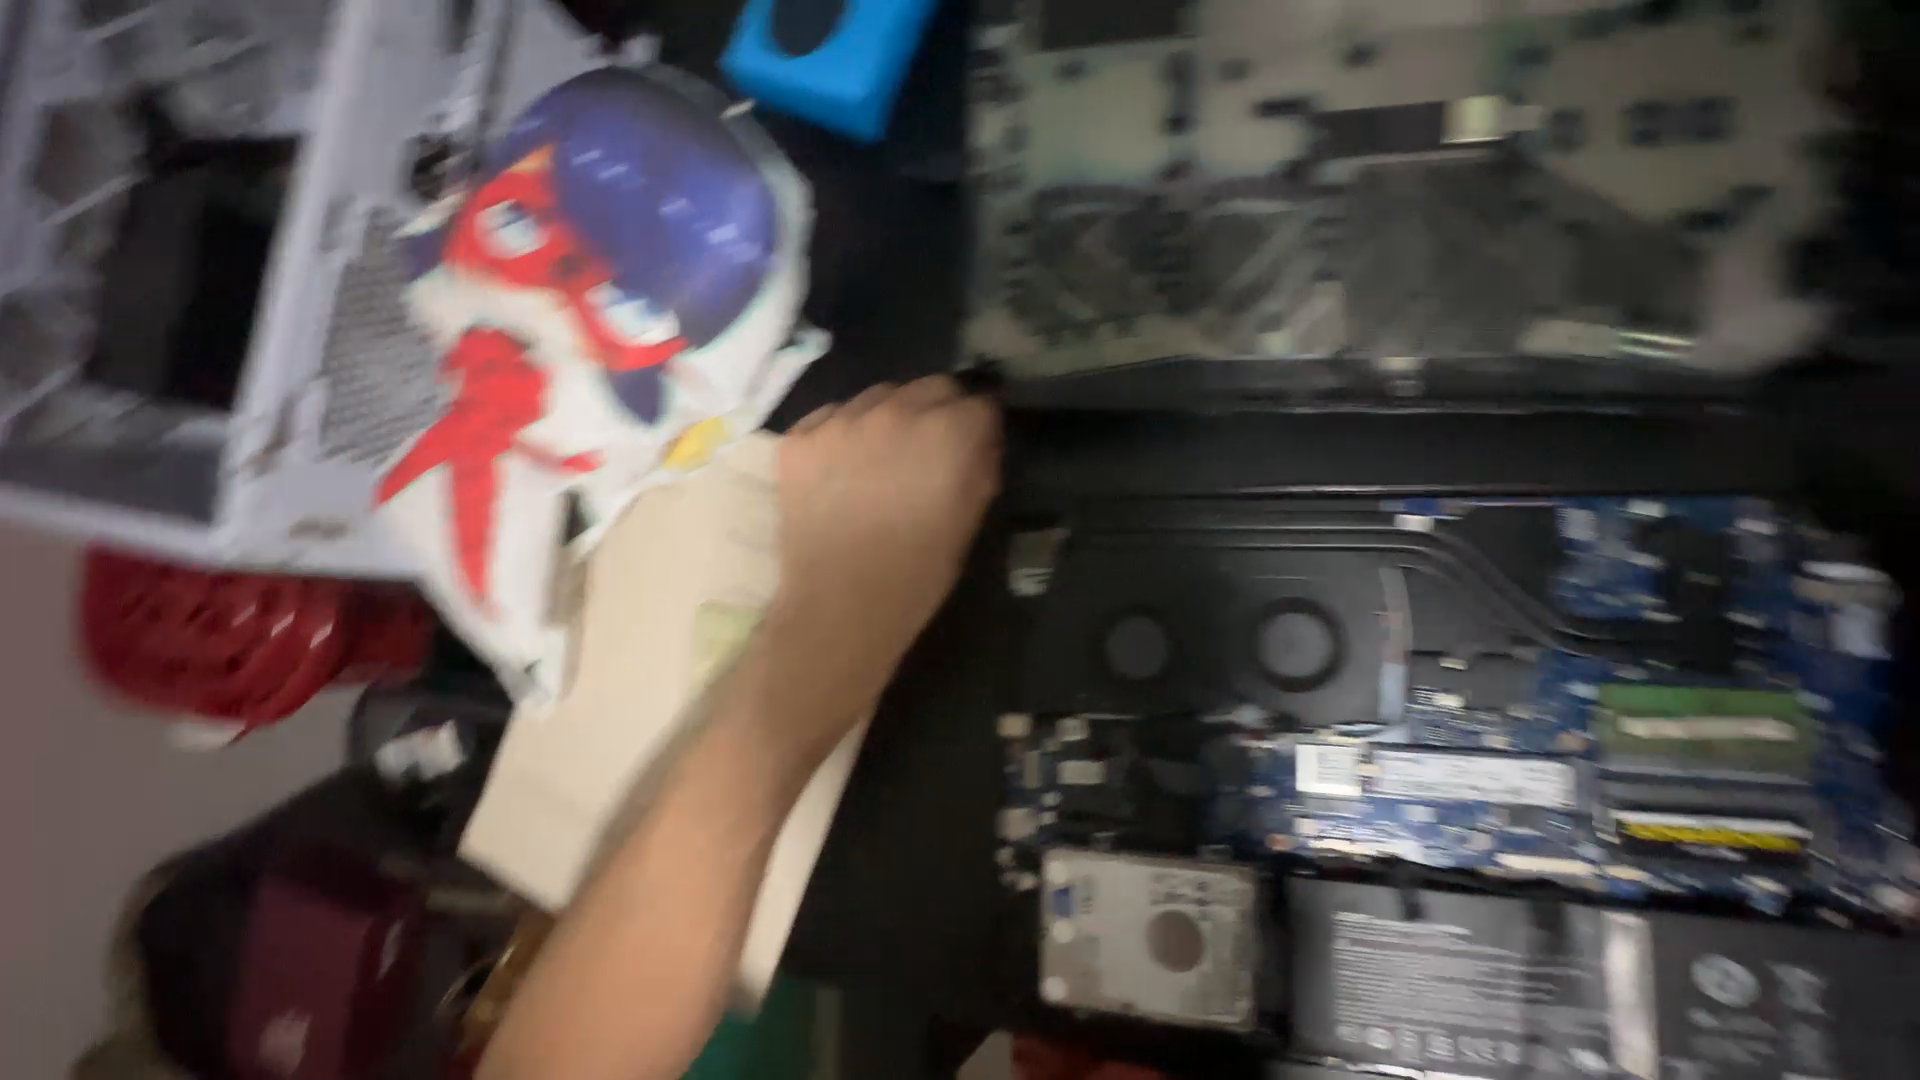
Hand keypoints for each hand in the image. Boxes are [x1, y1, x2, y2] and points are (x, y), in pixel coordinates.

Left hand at [763, 376, 1001, 749]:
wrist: (841, 604)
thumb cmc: (918, 572)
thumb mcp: (970, 518)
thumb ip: (980, 465)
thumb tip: (980, 438)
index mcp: (950, 432)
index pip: (980, 400)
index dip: (980, 423)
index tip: (974, 442)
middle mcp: (897, 410)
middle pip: (931, 386)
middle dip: (939, 410)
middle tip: (929, 450)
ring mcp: (841, 420)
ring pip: (879, 396)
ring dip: (890, 417)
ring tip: (882, 457)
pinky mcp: (799, 437)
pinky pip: (832, 416)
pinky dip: (843, 433)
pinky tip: (843, 469)